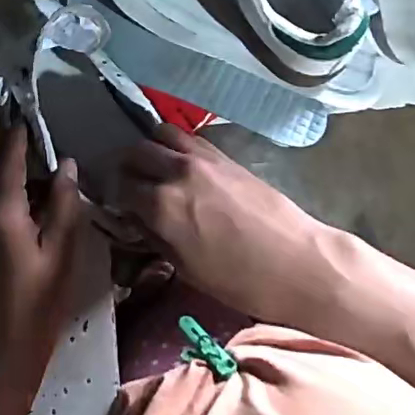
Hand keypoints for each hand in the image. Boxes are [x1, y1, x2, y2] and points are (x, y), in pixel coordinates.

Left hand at [0, 125, 83, 414]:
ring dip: (1, 162)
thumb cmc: (38, 305)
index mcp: (0, 213)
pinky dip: (2, 184)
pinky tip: (27, 191)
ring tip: (31, 149)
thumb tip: (65, 164)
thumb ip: (63, 204)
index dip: (17, 134)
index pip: (7, 160)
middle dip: (0, 139)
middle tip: (21, 119)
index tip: (27, 110)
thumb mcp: (61, 252)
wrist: (2, 356)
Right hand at [117, 124, 341, 325]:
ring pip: (160, 134)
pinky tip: (182, 166)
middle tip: (131, 186)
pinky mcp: (224, 155)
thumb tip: (137, 220)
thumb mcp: (187, 269)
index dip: (116, 198)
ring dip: (151, 149)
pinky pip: (188, 137)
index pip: (121, 187)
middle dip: (127, 167)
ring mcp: (202, 158)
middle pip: (136, 152)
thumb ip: (156, 238)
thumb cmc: (241, 280)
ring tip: (156, 169)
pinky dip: (176, 145)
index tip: (118, 208)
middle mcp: (177, 172)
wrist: (299, 263)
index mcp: (162, 205)